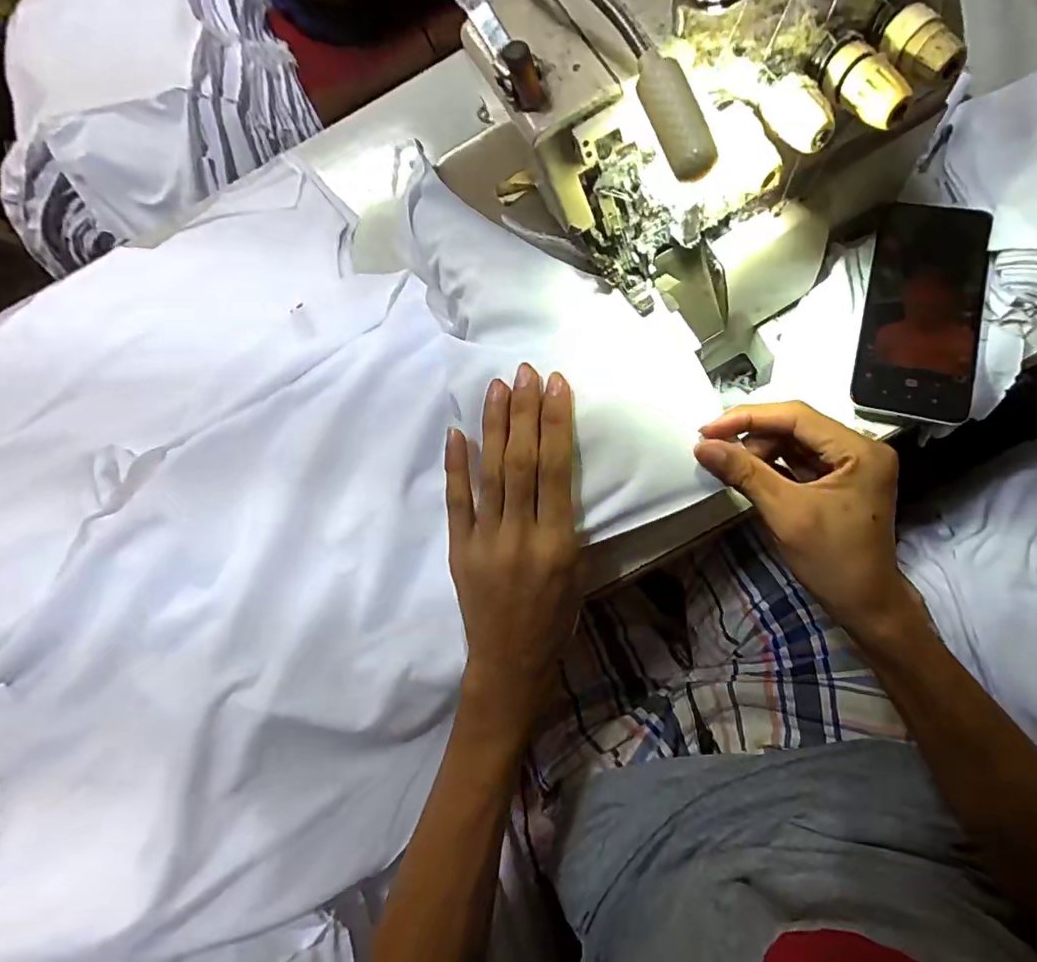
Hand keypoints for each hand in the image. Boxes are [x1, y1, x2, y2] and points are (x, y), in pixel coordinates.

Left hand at [445, 364, 581, 739]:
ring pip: (489, 474)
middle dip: (523, 412)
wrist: (509, 663)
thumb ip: (569, 524)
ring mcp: (484, 542)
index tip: (555, 384)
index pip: (556, 470)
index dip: (555, 423)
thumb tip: (558, 473)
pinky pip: (456, 502)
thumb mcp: (580, 573)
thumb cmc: (556, 619)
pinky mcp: (458, 550)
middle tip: (523, 372)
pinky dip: (455, 466)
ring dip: (493, 427)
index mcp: (558, 543)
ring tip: (496, 388)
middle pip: (521, 462)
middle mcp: (520, 536)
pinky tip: (456, 432)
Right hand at [693, 401, 921, 640]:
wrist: (867, 606)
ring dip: (759, 450)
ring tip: (728, 464)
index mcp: (859, 450)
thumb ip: (745, 473)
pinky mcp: (840, 480)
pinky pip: (800, 461)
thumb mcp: (785, 513)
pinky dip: (772, 464)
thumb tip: (704, 446)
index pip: (796, 416)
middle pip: (796, 426)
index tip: (709, 429)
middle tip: (716, 449)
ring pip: (795, 442)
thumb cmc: (833, 562)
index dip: (748, 418)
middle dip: (753, 435)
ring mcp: (851, 464)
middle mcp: (860, 448)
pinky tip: (746, 471)